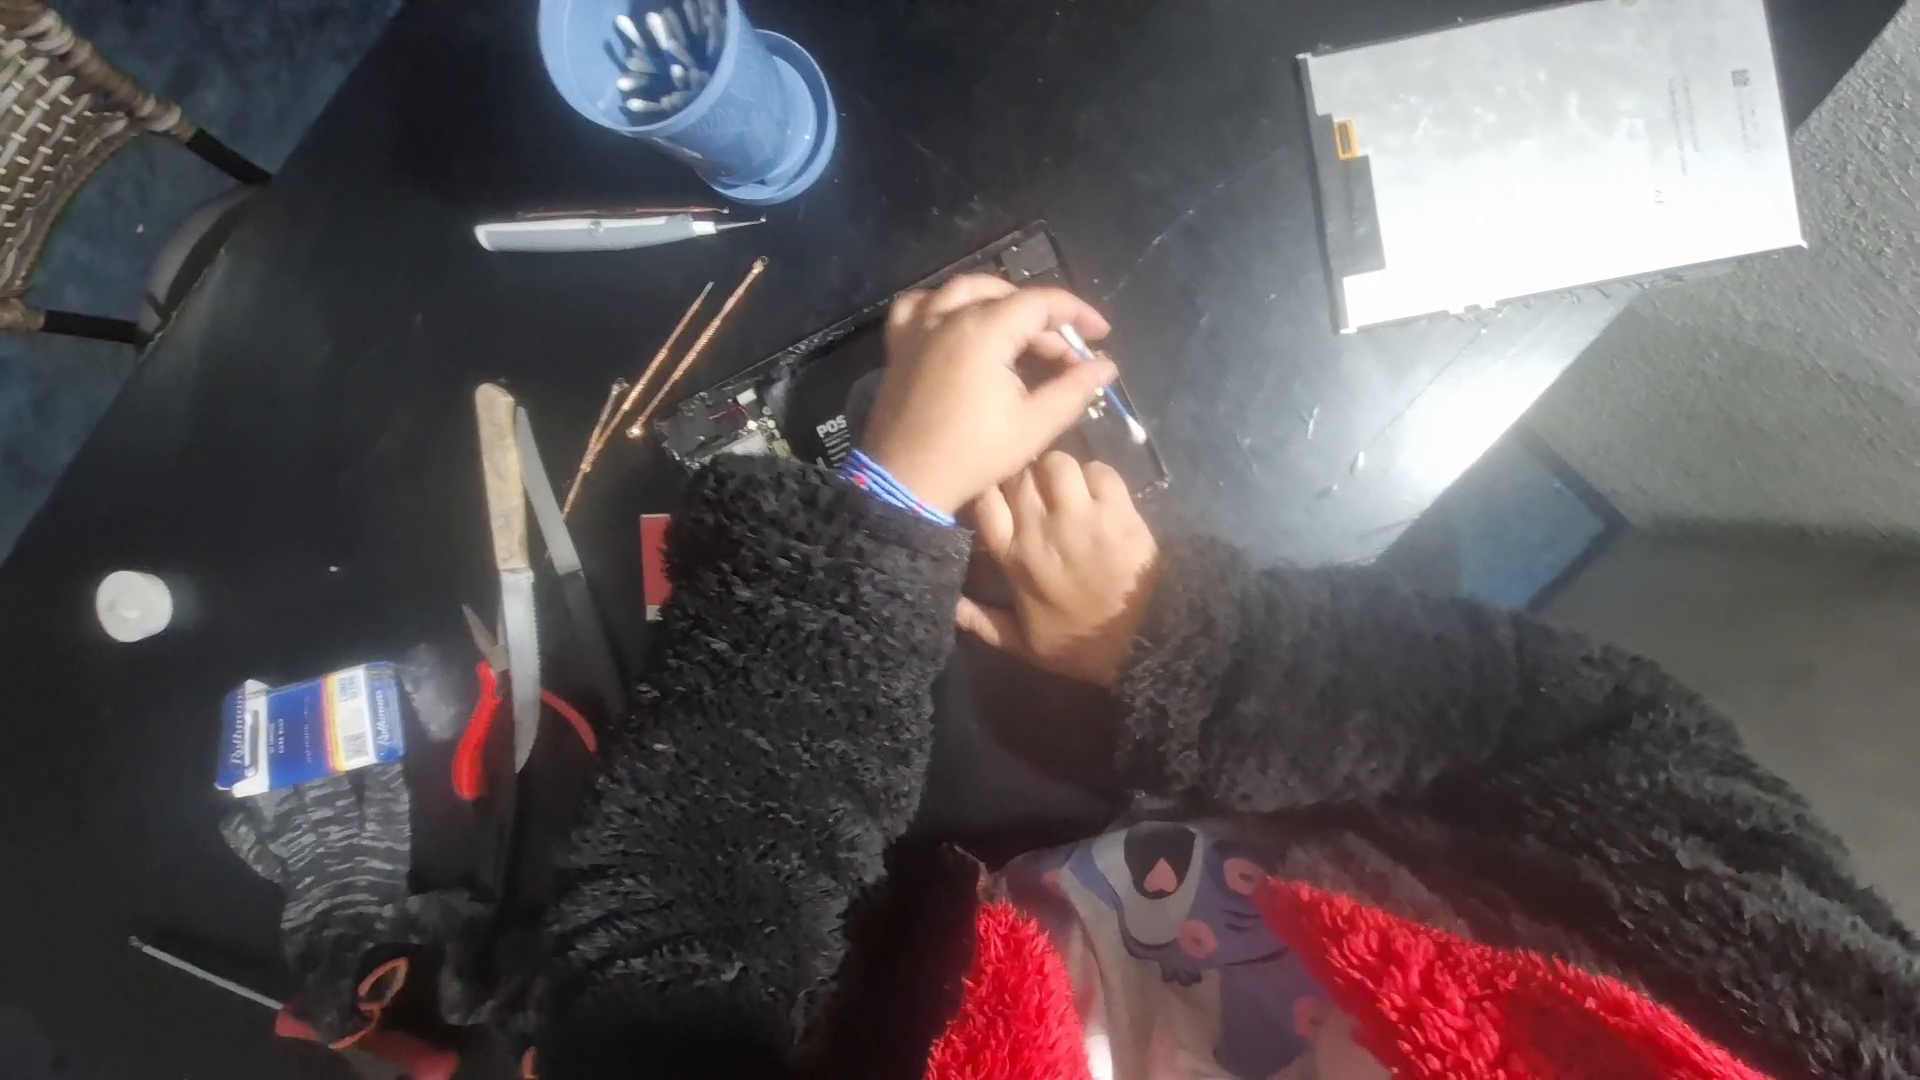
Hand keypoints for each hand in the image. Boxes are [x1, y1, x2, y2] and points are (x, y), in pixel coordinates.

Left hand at [861, 275, 1116, 514]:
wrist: (906, 483)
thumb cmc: (972, 456)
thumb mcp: (1033, 426)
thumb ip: (1073, 389)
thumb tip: (1106, 366)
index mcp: (983, 331)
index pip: (1040, 303)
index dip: (1077, 314)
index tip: (1101, 335)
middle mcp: (947, 317)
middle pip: (1006, 297)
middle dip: (1043, 320)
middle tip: (1064, 354)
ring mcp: (917, 329)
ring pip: (963, 291)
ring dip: (998, 301)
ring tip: (1021, 329)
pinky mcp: (898, 347)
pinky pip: (919, 305)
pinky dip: (944, 305)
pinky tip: (957, 320)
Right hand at [957, 452, 1158, 688]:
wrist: (1141, 645)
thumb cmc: (1078, 645)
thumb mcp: (1022, 644)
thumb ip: (981, 623)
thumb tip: (948, 606)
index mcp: (1013, 557)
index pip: (984, 500)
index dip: (990, 488)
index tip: (999, 495)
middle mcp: (1041, 528)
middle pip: (1018, 474)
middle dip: (1023, 474)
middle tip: (1035, 488)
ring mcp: (1082, 516)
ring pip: (1056, 463)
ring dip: (1057, 469)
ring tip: (1065, 485)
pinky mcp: (1119, 511)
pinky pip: (1099, 471)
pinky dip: (1095, 475)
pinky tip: (1097, 493)